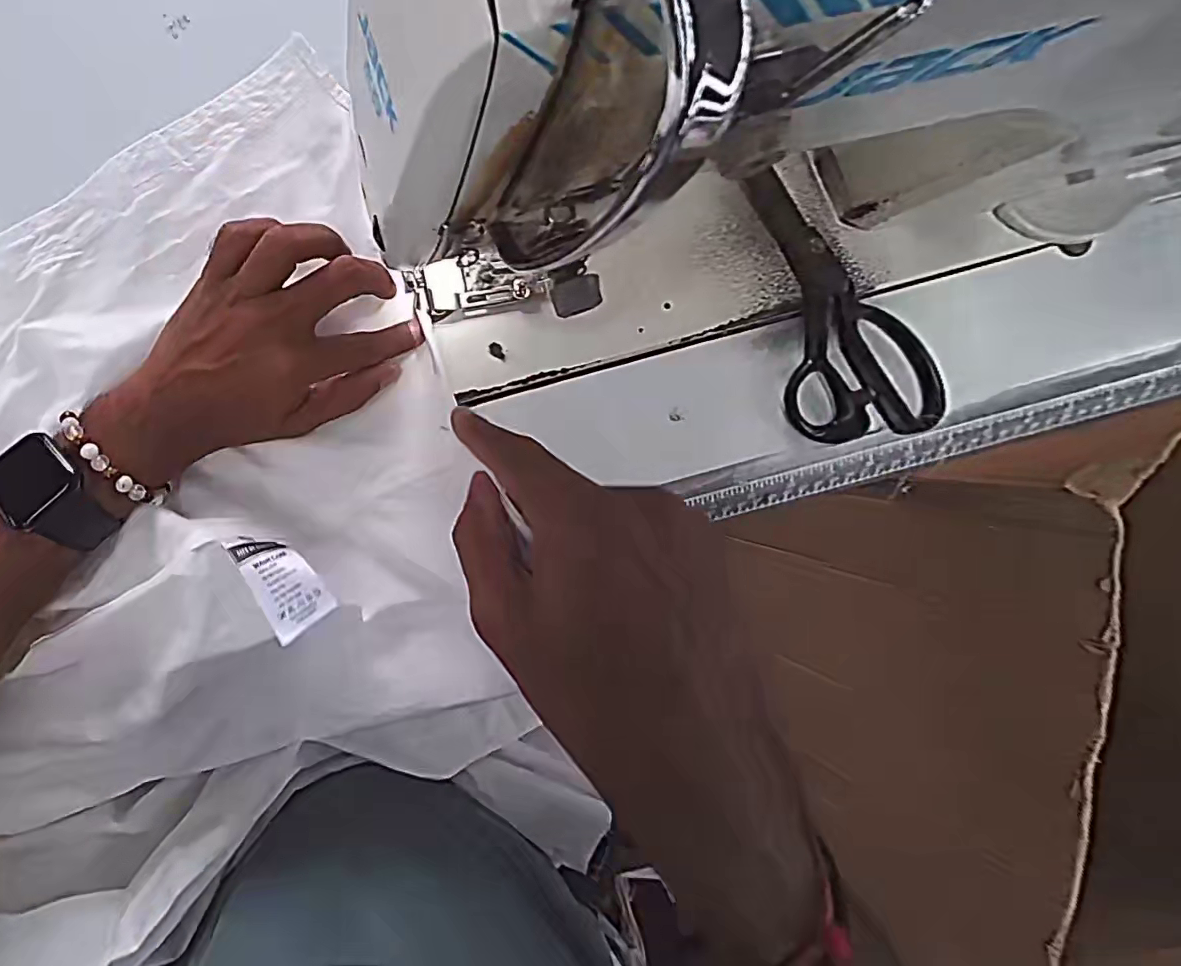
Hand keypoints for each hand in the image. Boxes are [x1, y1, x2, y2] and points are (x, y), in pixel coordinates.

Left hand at [83, 219, 423, 487]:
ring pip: (287, 243)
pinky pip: (235, 237)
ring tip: (336, 253)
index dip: (396, 338)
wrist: (168, 411)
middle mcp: (270, 322)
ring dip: (323, 240)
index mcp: (293, 362)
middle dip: (375, 277)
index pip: (362, 345)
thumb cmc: (228, 418)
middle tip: (380, 286)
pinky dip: (263, 230)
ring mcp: (239, 297)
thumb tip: (384, 373)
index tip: (409, 330)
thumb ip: (346, 397)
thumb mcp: (296, 422)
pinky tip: (278, 243)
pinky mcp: (212, 283)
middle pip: (339, 278)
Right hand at [449, 408, 824, 964]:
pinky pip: (643, 529)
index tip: (466, 420)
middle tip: (532, 579)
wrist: (699, 760)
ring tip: (588, 607)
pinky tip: (627, 607)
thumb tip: (482, 489)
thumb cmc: (586, 694)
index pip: (522, 459)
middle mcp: (639, 506)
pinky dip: (620, 549)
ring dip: (582, 537)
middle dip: (538, 517)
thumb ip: (481, 541)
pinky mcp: (714, 549)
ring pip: (605, 511)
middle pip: (565, 491)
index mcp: (582, 520)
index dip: (487, 437)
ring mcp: (685, 525)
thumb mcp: (505, 621)